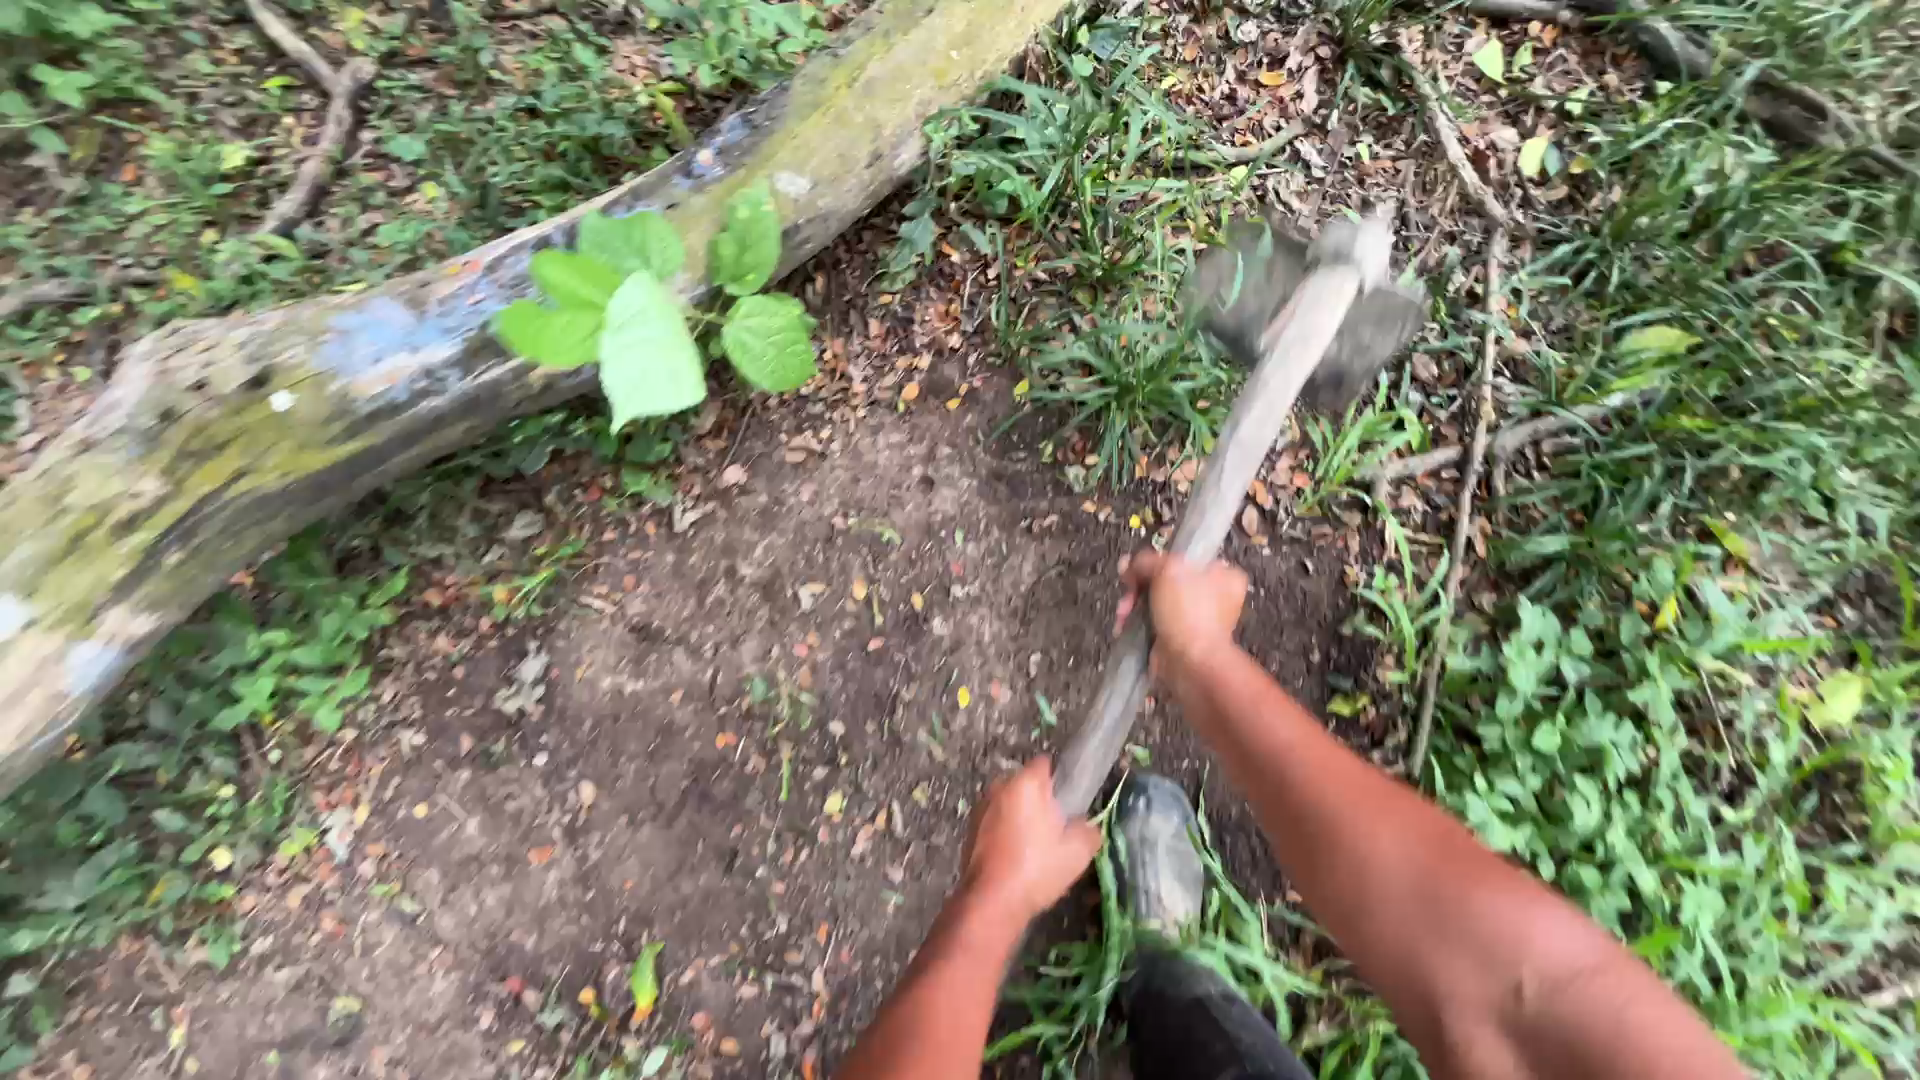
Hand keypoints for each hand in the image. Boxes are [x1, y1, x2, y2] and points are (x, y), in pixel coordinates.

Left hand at [959, 757, 1100, 922]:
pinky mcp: (969, 828)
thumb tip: (1086, 826)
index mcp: (1025, 783)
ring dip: (1019, 816)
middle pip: (1025, 784)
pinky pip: (994, 821)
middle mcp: (999, 787)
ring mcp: (980, 807)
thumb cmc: (1037, 868)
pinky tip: (1014, 858)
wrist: (992, 901)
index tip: (1067, 800)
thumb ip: (1088, 830)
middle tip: (1054, 827)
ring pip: (1008, 803)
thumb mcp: (1077, 852)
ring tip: (1033, 847)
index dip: (1058, 779)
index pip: (1044, 764)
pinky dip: (1003, 832)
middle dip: (1038, 799)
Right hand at [1116, 551, 1247, 670]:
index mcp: (1222, 574)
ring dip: (1133, 603)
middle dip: (1139, 584)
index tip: (1140, 566)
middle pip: (1164, 578)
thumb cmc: (1189, 611)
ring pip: (1153, 599)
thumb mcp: (1168, 569)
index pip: (1185, 556)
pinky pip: (1150, 619)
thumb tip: (1130, 563)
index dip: (1160, 559)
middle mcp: (1211, 595)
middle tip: (1128, 589)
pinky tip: (1124, 624)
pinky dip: (1135, 621)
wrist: (1190, 661)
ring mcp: (1193, 617)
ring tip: (1124, 612)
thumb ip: (1147, 560)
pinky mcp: (1176, 636)